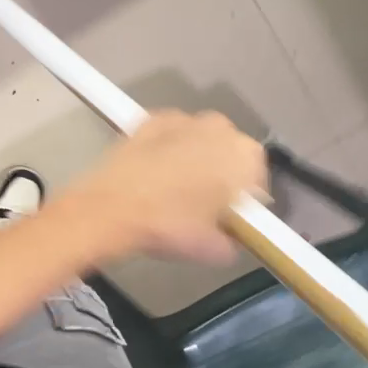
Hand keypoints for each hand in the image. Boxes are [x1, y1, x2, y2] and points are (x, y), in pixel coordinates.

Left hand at [54, 111, 267, 264]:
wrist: (110, 208)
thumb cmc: (170, 226)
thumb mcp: (214, 249)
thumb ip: (232, 240)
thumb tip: (228, 239)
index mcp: (246, 157)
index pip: (256, 178)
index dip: (243, 199)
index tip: (229, 216)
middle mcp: (221, 128)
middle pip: (228, 153)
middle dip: (220, 173)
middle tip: (201, 202)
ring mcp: (182, 118)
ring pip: (199, 140)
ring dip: (193, 156)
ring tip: (173, 187)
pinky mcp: (148, 119)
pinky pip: (168, 133)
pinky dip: (165, 146)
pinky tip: (153, 169)